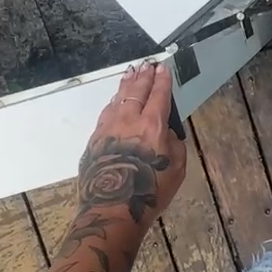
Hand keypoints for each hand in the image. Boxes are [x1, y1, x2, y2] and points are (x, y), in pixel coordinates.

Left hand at [78, 63, 185, 221]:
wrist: (112, 207)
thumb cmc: (151, 190)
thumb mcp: (177, 166)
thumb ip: (173, 142)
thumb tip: (165, 131)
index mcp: (153, 126)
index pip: (159, 95)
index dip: (162, 80)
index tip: (164, 68)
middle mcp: (129, 121)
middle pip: (136, 92)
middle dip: (144, 76)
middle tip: (147, 64)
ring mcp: (108, 129)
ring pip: (118, 99)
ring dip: (126, 85)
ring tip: (131, 73)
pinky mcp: (94, 140)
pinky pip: (106, 113)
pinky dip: (114, 102)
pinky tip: (115, 100)